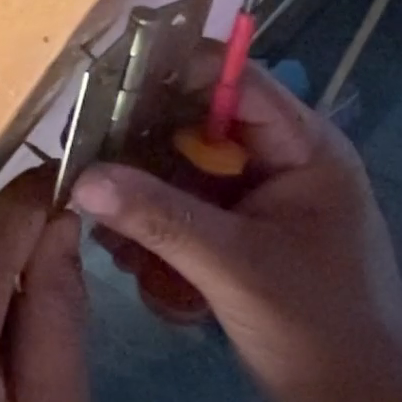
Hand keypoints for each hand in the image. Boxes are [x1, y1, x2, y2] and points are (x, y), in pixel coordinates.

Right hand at [72, 59, 401, 401]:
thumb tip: (80, 178)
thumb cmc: (321, 332)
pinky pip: (175, 196)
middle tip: (81, 148)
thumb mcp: (236, 269)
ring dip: (133, 183)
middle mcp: (276, 157)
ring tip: (96, 211)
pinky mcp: (231, 224)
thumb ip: (158, 217)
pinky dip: (144, 214)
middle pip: (191, 116)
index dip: (171, 69)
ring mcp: (252, 191)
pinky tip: (120, 244)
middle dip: (135, 136)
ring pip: (175, 158)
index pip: (232, 78)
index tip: (103, 80)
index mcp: (304, 148)